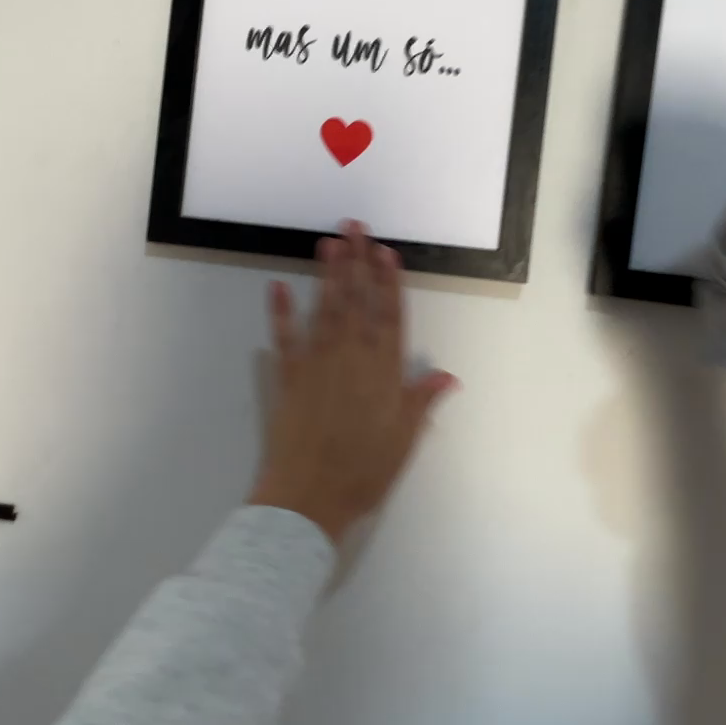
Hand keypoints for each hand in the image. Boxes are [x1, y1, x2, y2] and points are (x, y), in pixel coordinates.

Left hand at [247, 222, 456, 544]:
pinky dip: (280, 311)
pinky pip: (285, 337)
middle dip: (357, 262)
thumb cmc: (364, 472)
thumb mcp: (405, 439)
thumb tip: (448, 374)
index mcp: (385, 372)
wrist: (310, 497)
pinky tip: (277, 285)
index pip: (391, 317)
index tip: (386, 252)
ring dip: (328, 274)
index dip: (389, 283)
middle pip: (357, 301)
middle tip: (355, 227)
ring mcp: (318, 363)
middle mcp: (353, 358)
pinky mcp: (288, 375)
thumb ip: (422, 401)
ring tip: (329, 242)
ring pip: (326, 309)